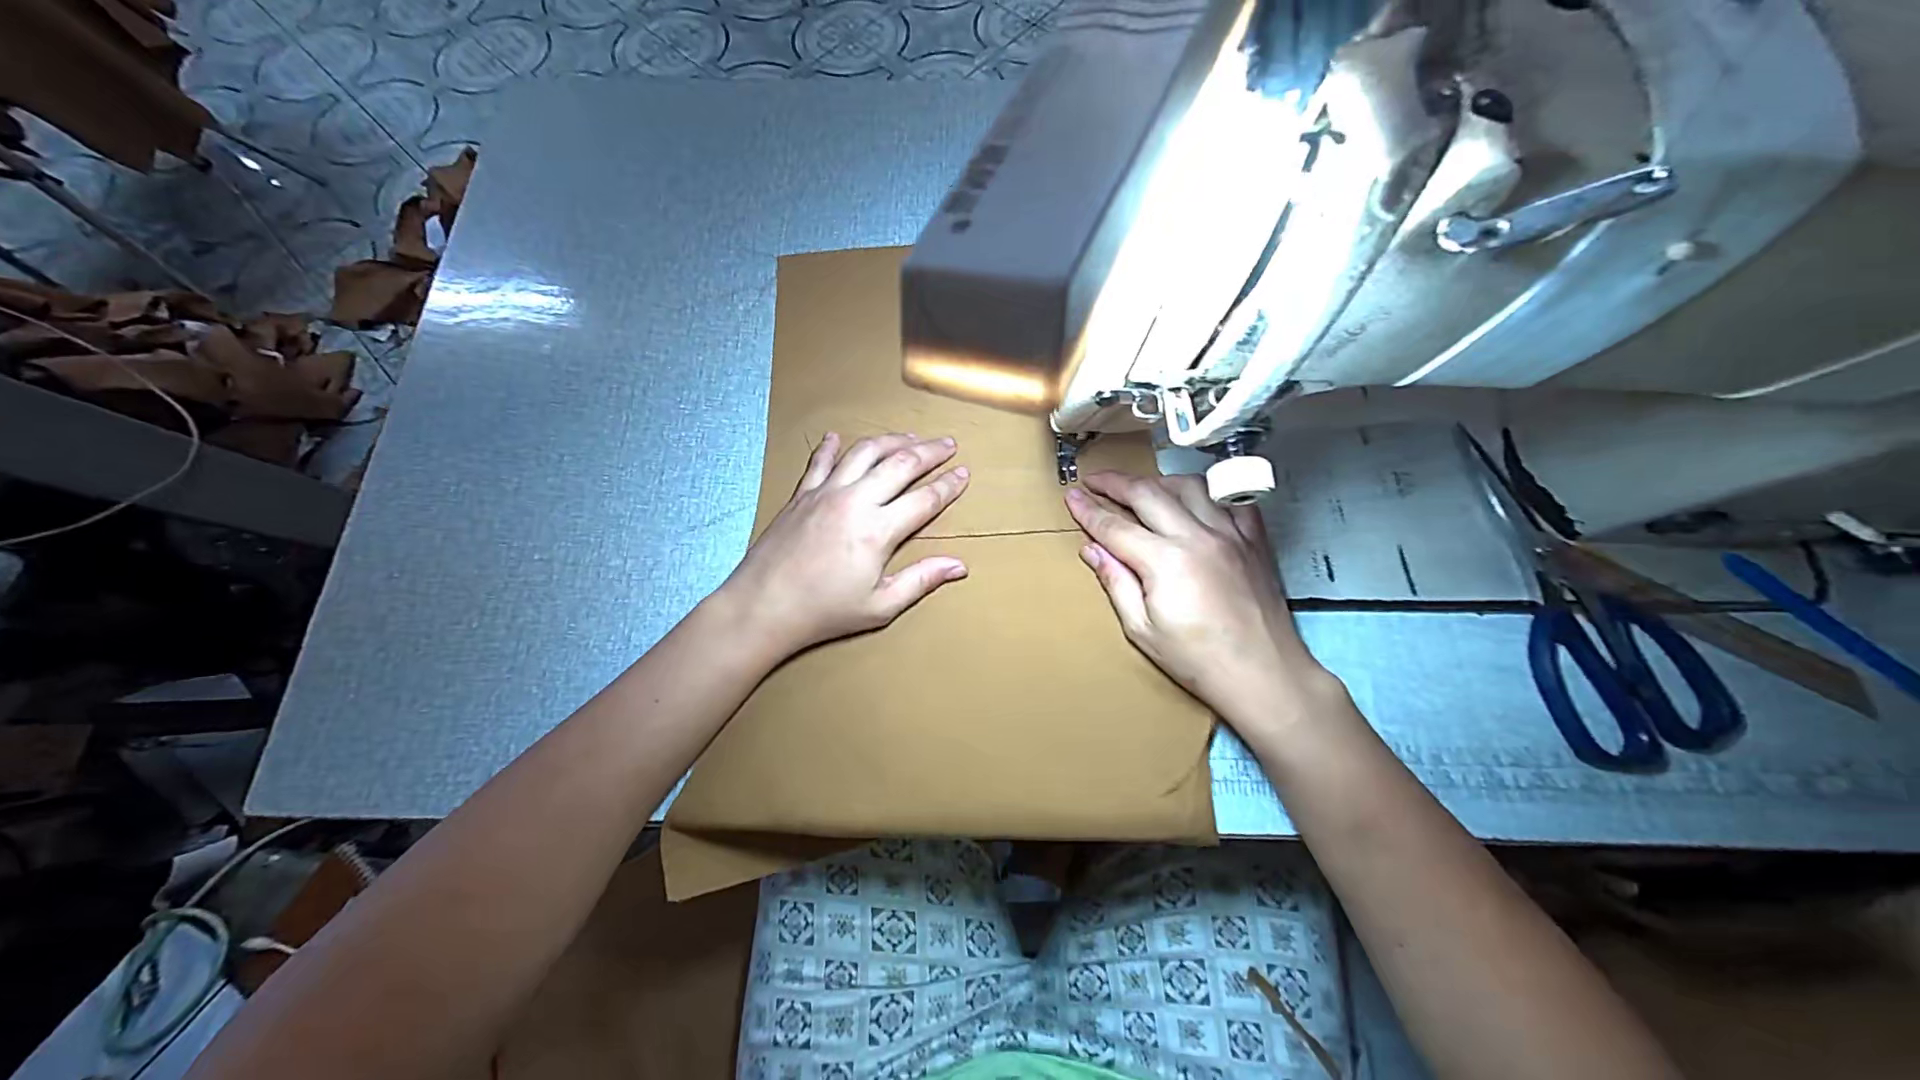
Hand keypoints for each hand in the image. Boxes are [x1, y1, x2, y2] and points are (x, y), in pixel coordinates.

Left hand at [716, 432, 970, 657]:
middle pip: (900, 464)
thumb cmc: (825, 611)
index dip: (949, 485)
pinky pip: (820, 462)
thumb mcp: (880, 606)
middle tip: (947, 443)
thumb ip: (921, 581)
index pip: (925, 499)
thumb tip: (959, 566)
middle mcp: (855, 501)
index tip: (964, 473)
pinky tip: (838, 437)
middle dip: (929, 451)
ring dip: (891, 440)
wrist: (763, 606)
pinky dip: (831, 447)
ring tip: (910, 437)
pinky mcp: (801, 495)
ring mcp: (825, 493)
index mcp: (879, 530)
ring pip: (864, 453)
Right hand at [1064, 471, 1343, 728]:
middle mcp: (1197, 538)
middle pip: (1147, 493)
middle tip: (1096, 481)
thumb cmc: (1202, 661)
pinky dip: (1206, 492)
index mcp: (1165, 562)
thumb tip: (1093, 551)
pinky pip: (1228, 499)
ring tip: (1141, 488)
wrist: (1263, 675)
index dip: (1088, 510)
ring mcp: (1229, 534)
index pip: (1115, 526)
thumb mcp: (1142, 630)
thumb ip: (1116, 583)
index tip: (1072, 497)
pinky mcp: (1253, 540)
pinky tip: (1193, 500)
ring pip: (1188, 486)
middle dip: (1115, 483)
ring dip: (1158, 481)